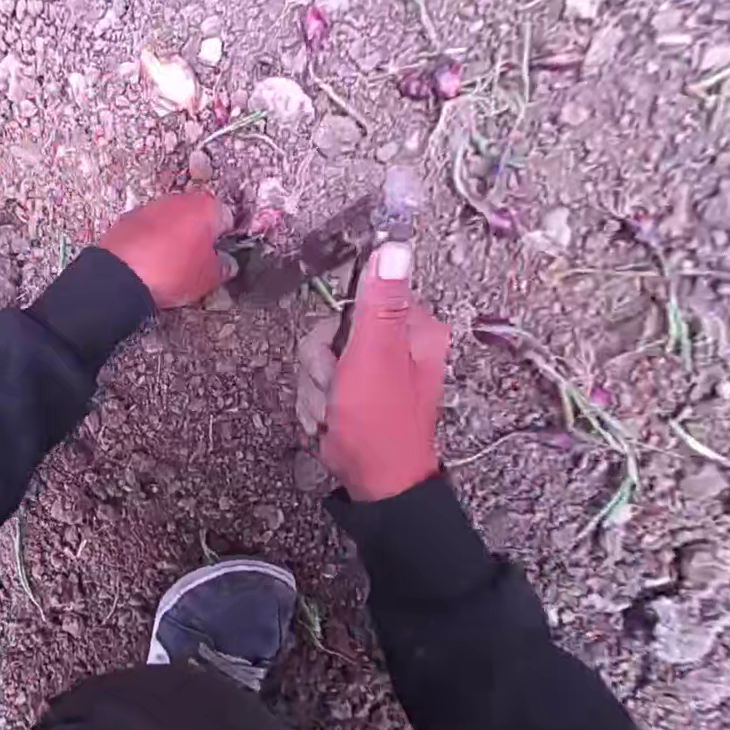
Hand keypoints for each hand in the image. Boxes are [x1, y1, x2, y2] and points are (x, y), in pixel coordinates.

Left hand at [99, 193, 234, 307]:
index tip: (224, 256)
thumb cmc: (169, 271)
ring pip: (172, 221)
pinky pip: (149, 230)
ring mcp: (152, 207)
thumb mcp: (209, 277)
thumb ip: (224, 267)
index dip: (227, 240)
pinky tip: (152, 264)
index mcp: (206, 207)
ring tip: (173, 267)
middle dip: (199, 237)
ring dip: (174, 239)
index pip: (228, 218)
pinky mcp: (129, 219)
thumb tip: (226, 264)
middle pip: (198, 216)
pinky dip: (152, 243)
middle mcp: (179, 200)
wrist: (121, 275)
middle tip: (200, 263)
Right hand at [319, 242, 450, 500]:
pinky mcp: (352, 388)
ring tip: (335, 408)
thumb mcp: (376, 357)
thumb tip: (394, 248)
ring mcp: (371, 368)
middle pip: (332, 326)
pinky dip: (317, 401)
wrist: (373, 481)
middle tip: (337, 384)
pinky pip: (316, 379)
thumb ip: (379, 303)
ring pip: (318, 355)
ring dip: (317, 386)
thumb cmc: (381, 425)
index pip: (361, 295)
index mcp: (413, 329)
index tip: (343, 348)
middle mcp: (395, 344)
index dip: (341, 323)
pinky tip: (331, 418)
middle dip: (322, 361)